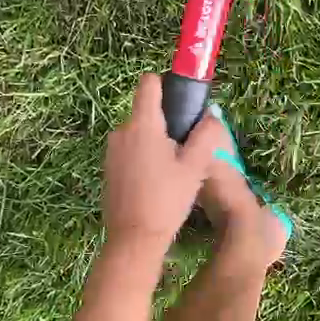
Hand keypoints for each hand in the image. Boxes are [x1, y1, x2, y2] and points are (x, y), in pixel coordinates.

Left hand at [102, 74, 228, 248]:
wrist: (134, 238)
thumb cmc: (168, 199)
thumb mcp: (195, 166)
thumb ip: (206, 135)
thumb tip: (211, 114)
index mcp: (142, 124)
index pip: (149, 83)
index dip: (166, 84)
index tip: (182, 102)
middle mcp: (121, 131)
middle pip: (145, 111)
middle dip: (166, 122)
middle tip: (186, 147)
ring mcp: (111, 151)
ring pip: (138, 133)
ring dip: (154, 142)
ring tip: (174, 169)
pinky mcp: (108, 169)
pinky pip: (129, 151)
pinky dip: (143, 158)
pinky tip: (157, 182)